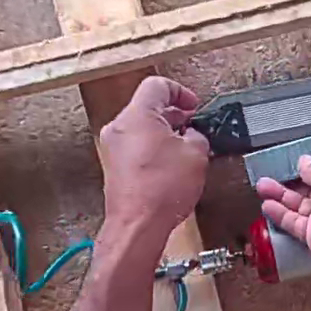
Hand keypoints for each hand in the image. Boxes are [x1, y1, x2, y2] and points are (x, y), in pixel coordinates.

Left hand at [97, 76, 209, 245]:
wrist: (138, 225)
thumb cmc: (161, 191)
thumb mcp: (196, 154)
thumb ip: (197, 135)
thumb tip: (193, 135)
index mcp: (137, 115)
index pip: (158, 86)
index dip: (181, 92)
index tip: (193, 105)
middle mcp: (119, 128)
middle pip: (147, 107)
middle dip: (173, 116)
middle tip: (192, 127)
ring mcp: (113, 149)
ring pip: (140, 129)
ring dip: (163, 134)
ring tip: (184, 150)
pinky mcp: (114, 168)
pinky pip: (134, 149)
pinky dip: (152, 151)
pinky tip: (170, 167)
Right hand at [256, 157, 310, 284]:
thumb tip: (306, 162)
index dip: (309, 169)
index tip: (291, 164)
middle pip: (309, 189)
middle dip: (289, 182)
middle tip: (271, 175)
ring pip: (298, 206)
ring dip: (280, 196)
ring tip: (263, 187)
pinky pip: (294, 223)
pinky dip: (280, 215)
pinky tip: (268, 206)